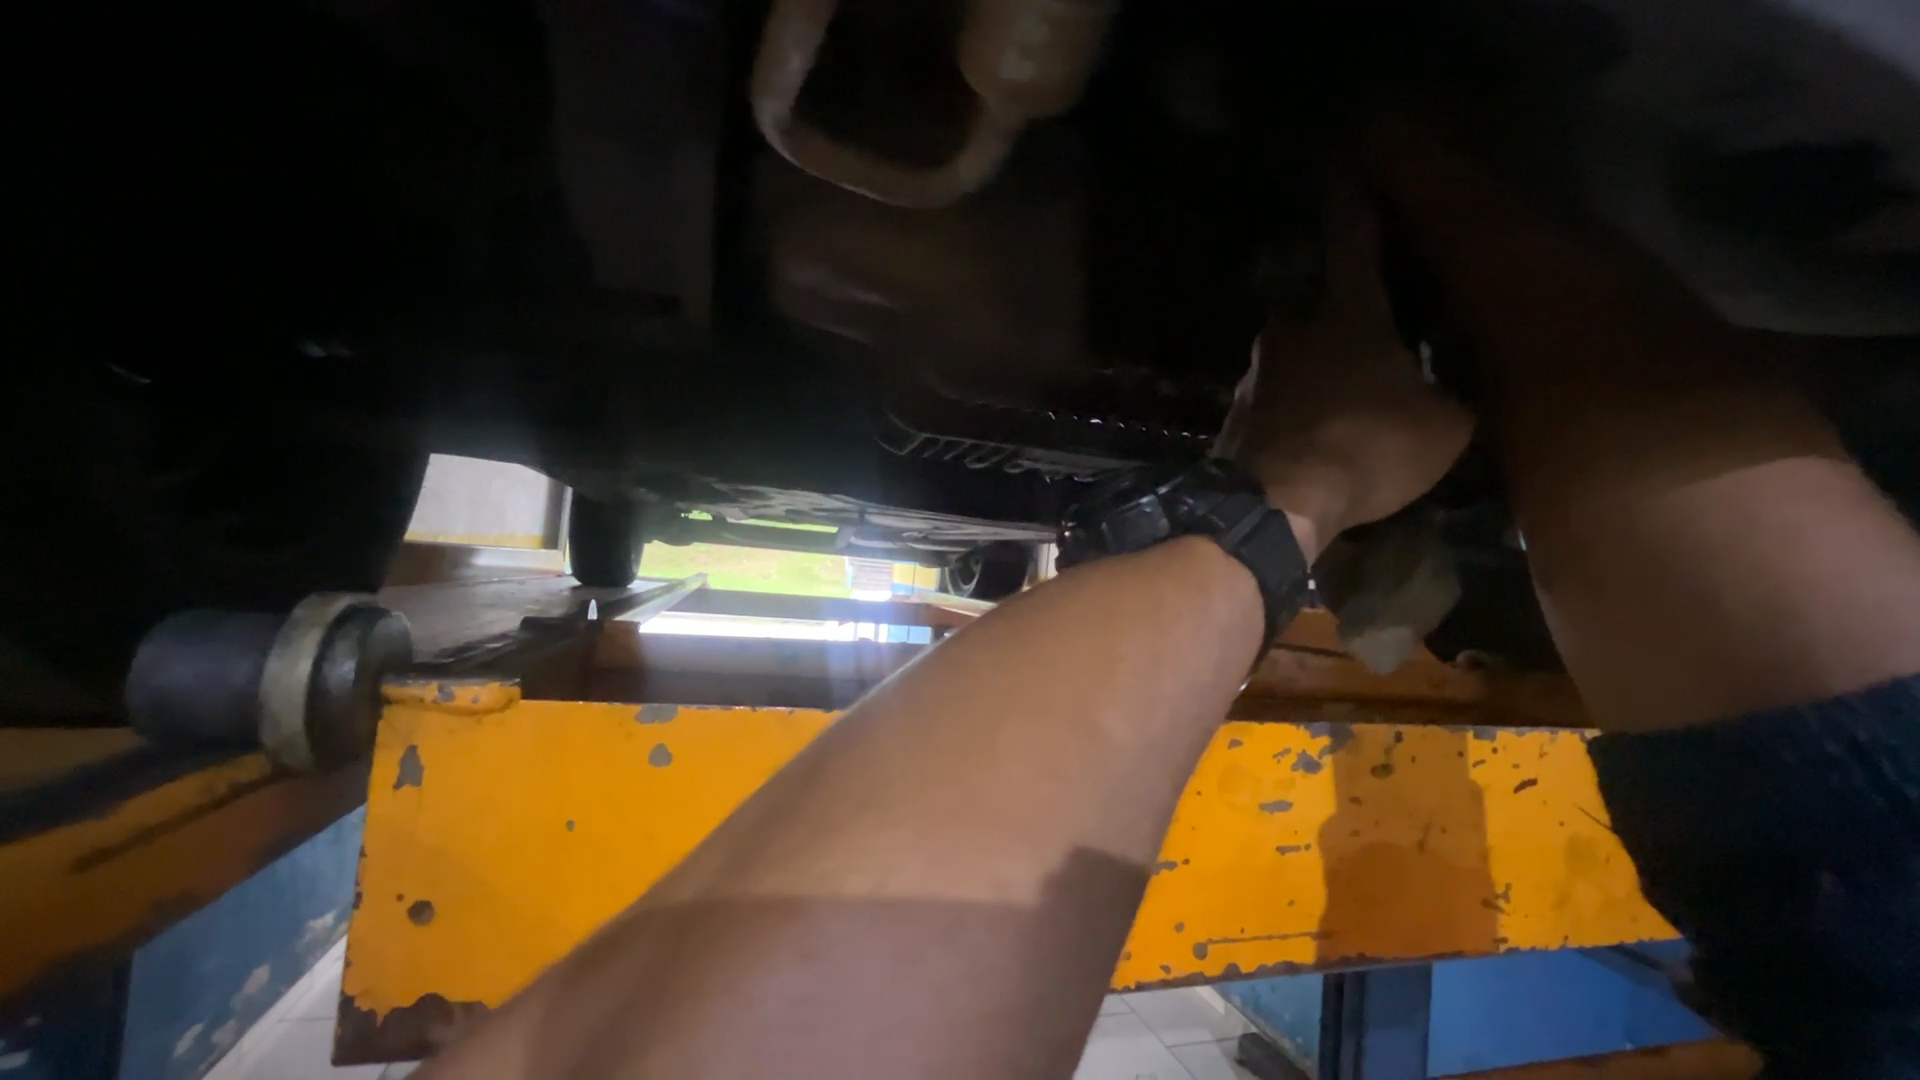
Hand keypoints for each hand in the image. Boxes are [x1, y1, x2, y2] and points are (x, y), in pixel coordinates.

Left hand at [1214, 185, 1473, 554]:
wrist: (1276, 504)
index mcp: (1346, 310)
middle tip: (1377, 327)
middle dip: (1346, 307)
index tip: (1346, 163)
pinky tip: (1316, 427)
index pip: (1353, 236)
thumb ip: (1449, 390)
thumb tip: (1449, 387)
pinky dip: (1298, 400)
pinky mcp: (1235, 410)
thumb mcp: (1444, 423)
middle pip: (1321, 300)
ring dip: (1320, 362)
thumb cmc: (1367, 449)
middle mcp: (1290, 327)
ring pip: (1296, 350)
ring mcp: (1254, 370)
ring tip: (1351, 391)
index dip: (1355, 200)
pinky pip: (1277, 391)